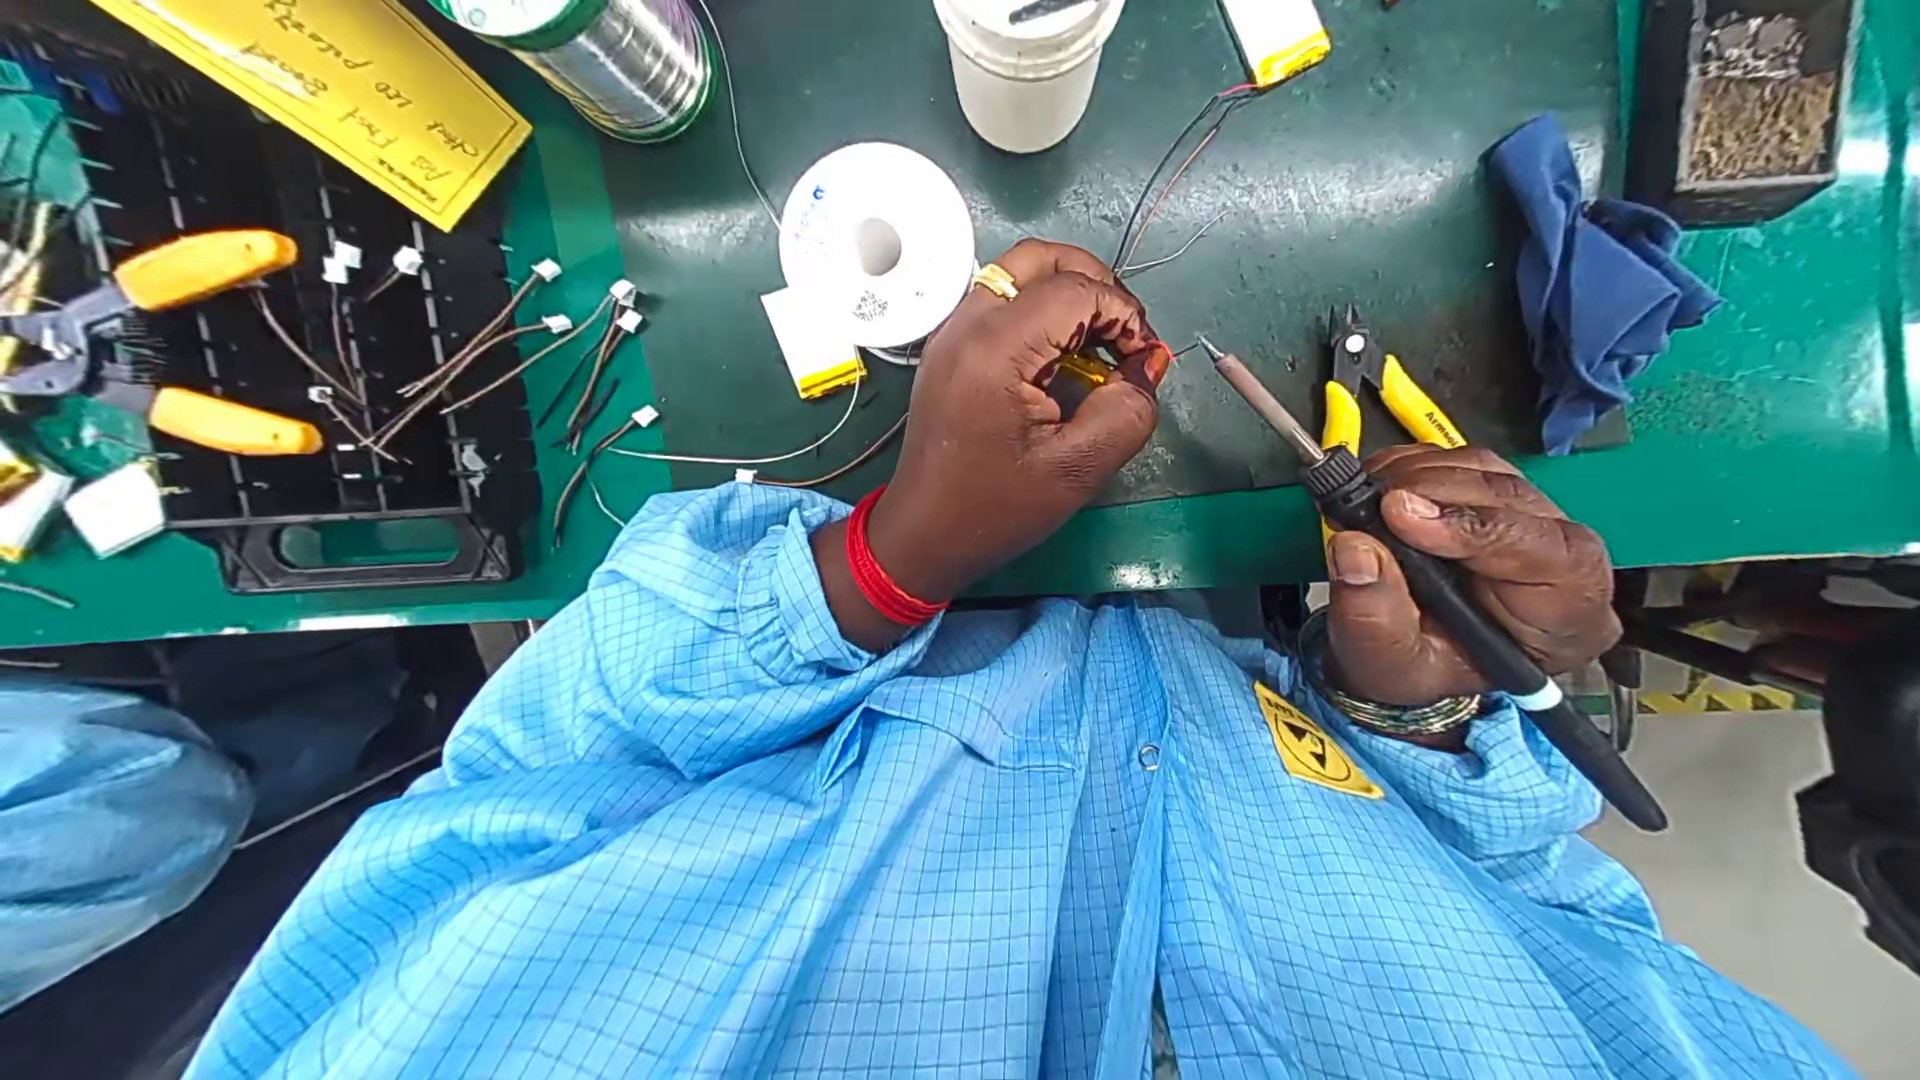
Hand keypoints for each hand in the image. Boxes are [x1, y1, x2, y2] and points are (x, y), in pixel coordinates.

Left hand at [815, 239, 1170, 648]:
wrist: (924, 533)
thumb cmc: (995, 510)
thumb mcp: (1077, 470)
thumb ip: (1128, 411)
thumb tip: (1147, 364)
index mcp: (994, 350)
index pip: (1075, 290)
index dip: (1124, 315)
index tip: (1143, 359)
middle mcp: (964, 326)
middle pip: (1039, 258)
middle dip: (1095, 283)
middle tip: (1123, 335)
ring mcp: (948, 334)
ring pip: (1014, 274)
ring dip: (1065, 292)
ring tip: (1095, 343)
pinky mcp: (946, 350)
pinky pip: (997, 303)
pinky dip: (1037, 311)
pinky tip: (1057, 357)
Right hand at [1324, 445, 1620, 706]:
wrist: (1388, 650)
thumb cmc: (1406, 666)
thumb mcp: (1383, 660)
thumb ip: (1372, 612)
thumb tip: (1356, 547)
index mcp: (1561, 620)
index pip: (1550, 555)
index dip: (1475, 527)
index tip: (1401, 515)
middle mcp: (1556, 564)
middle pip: (1514, 502)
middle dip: (1435, 495)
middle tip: (1370, 505)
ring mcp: (1521, 522)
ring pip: (1486, 473)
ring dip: (1416, 477)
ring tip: (1365, 501)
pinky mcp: (1481, 497)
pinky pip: (1455, 461)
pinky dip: (1407, 467)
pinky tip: (1375, 489)